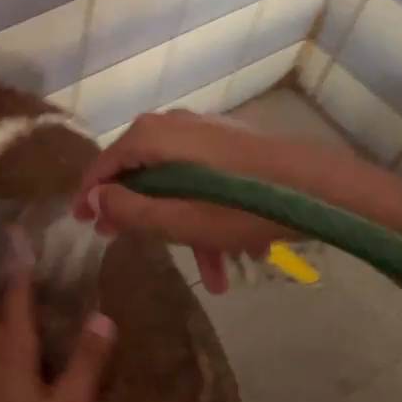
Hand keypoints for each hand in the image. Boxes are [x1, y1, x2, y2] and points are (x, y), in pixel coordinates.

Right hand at [72, 110, 340, 292]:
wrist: (320, 188)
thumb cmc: (240, 207)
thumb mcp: (178, 219)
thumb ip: (128, 209)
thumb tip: (95, 198)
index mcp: (151, 137)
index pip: (103, 164)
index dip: (89, 195)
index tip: (81, 222)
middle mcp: (172, 125)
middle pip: (140, 172)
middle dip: (136, 213)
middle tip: (123, 242)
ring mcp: (205, 132)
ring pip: (176, 181)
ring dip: (182, 226)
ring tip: (205, 276)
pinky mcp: (232, 144)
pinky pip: (203, 179)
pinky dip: (207, 214)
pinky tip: (231, 259)